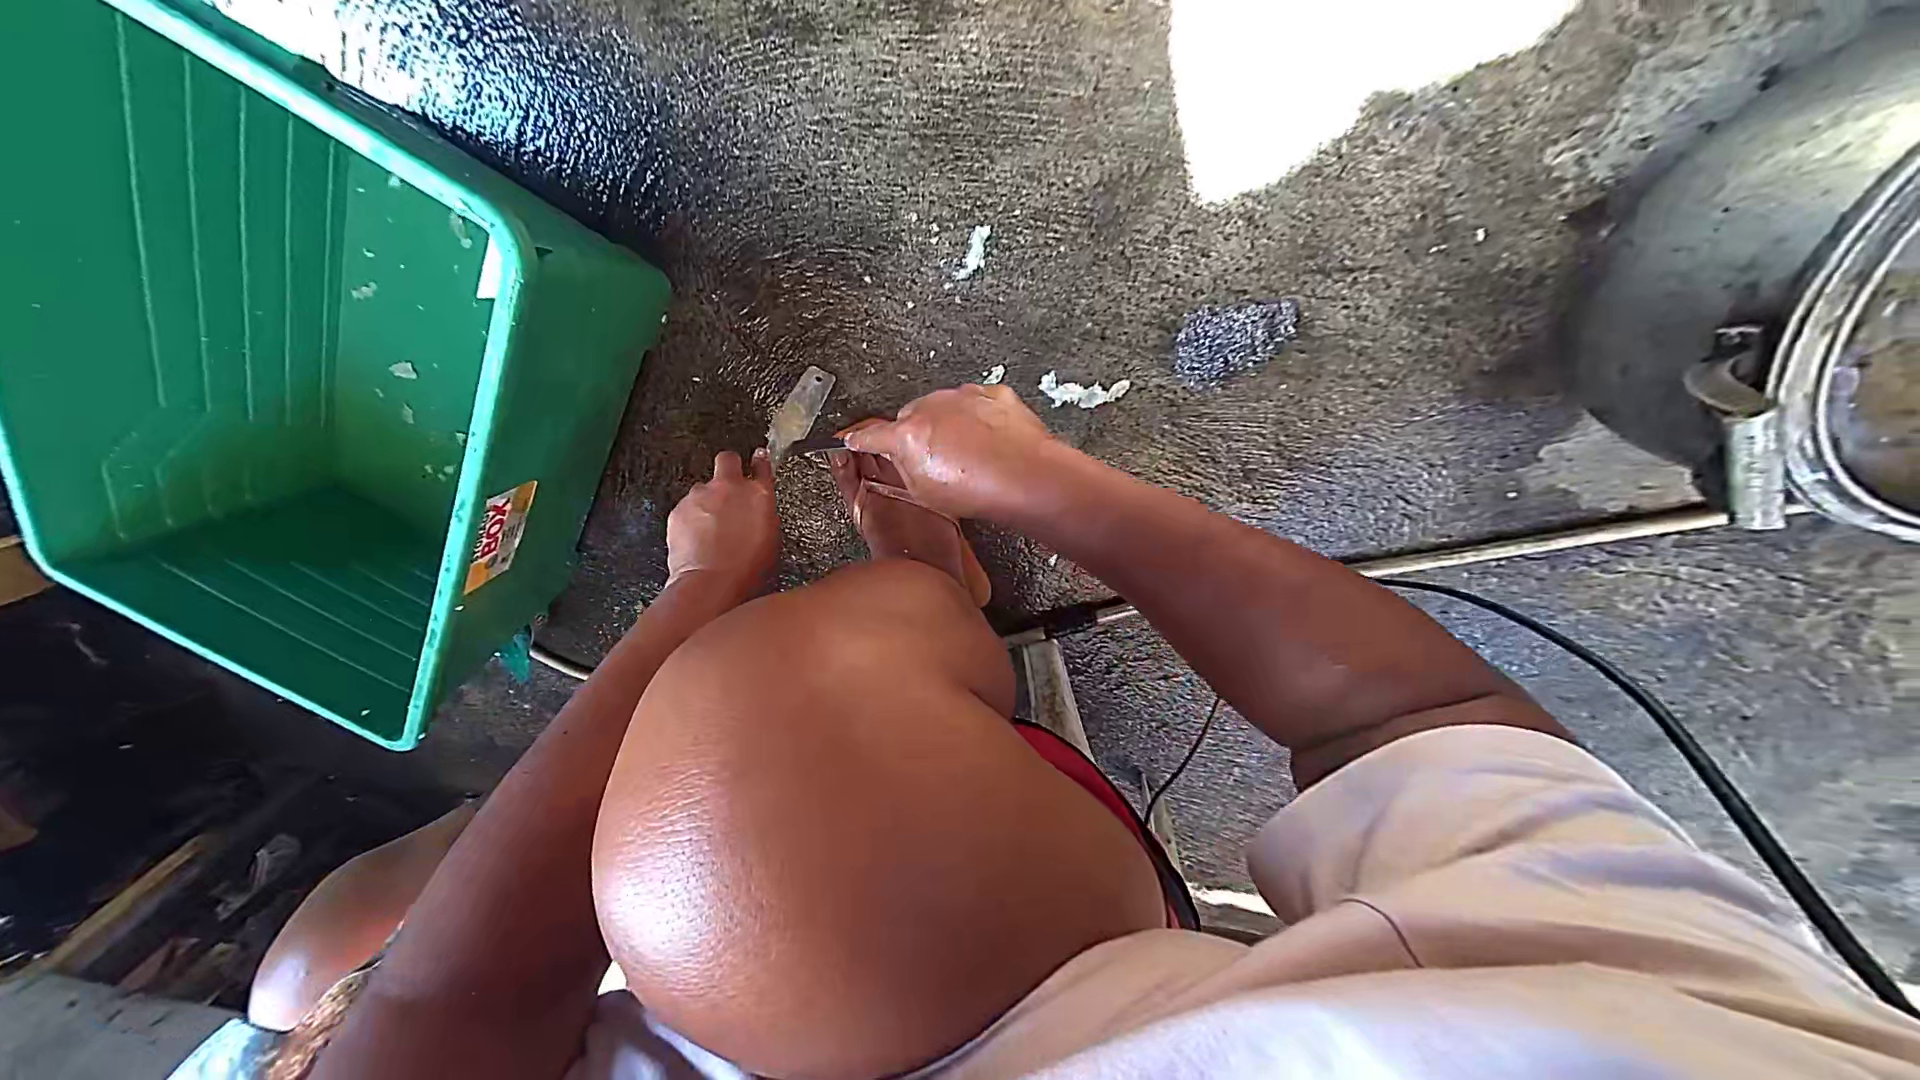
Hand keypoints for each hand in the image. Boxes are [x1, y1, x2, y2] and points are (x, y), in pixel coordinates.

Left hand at [665, 449, 778, 603]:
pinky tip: (698, 538)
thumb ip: (764, 514)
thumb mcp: (771, 540)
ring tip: (711, 527)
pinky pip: (686, 507)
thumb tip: (759, 510)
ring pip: (703, 487)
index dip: (759, 461)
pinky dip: (691, 518)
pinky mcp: (680, 508)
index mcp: (760, 494)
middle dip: (729, 466)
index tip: (758, 459)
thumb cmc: (746, 569)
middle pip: (727, 459)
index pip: (761, 464)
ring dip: (707, 501)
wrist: (711, 582)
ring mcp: (702, 496)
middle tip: (729, 485)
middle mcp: (730, 488)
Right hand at [839, 384, 1071, 520]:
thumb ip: (901, 470)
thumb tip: (897, 461)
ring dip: (948, 426)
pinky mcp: (991, 395)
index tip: (851, 438)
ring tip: (969, 456)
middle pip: (909, 418)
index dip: (857, 439)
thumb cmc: (981, 489)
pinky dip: (977, 420)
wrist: (1028, 477)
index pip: (869, 434)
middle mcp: (931, 407)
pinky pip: (975, 404)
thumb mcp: (923, 493)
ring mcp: (963, 398)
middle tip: (935, 461)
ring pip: (943, 408)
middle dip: (917, 436)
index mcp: (908, 434)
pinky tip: (988, 443)